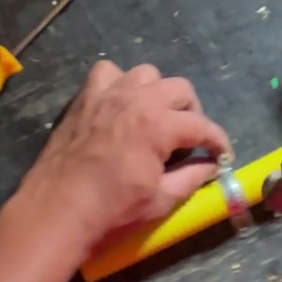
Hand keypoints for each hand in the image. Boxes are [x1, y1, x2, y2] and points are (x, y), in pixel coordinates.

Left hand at [11, 60, 230, 260]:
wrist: (59, 208)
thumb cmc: (112, 209)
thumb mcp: (160, 201)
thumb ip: (191, 178)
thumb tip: (212, 166)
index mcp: (159, 125)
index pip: (202, 125)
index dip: (218, 140)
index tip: (222, 154)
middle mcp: (137, 99)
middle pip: (180, 89)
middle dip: (191, 112)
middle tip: (188, 139)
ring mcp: (109, 93)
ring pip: (147, 74)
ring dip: (157, 93)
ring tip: (155, 117)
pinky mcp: (86, 95)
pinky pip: (108, 72)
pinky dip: (119, 82)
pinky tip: (120, 103)